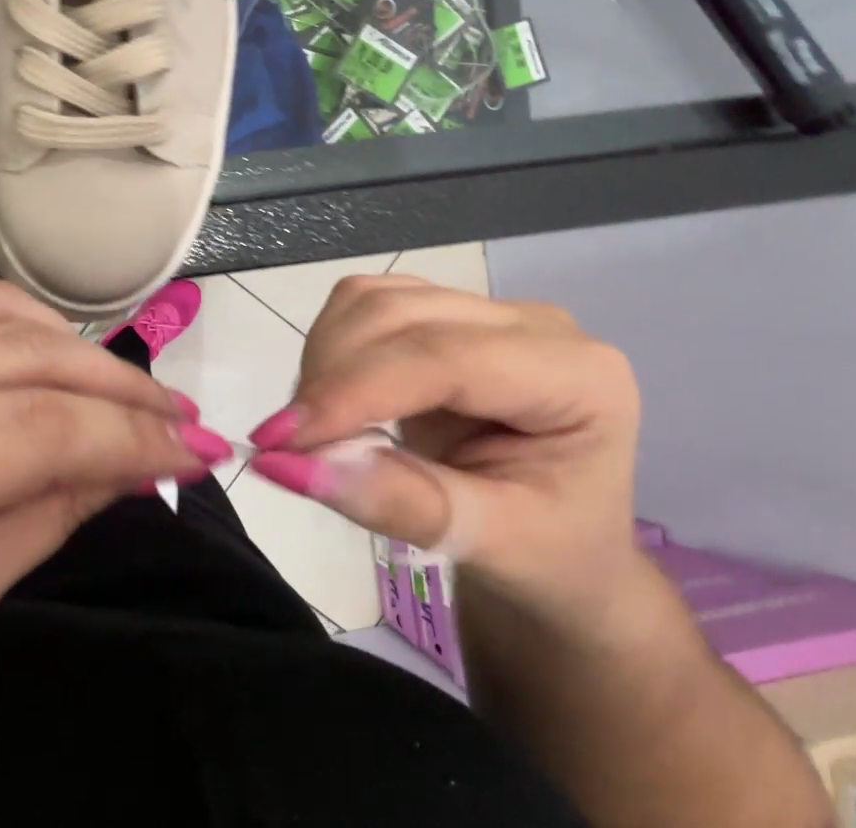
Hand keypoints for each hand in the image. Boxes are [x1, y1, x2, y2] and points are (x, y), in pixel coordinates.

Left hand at [0, 275, 232, 699]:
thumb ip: (54, 510)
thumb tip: (140, 457)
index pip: (39, 428)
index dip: (130, 434)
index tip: (192, 450)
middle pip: (25, 356)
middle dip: (118, 383)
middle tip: (174, 414)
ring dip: (72, 343)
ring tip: (116, 387)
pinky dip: (13, 315)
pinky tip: (43, 350)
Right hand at [244, 275, 641, 613]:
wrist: (562, 546)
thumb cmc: (544, 554)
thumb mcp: (482, 543)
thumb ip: (393, 500)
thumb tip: (284, 464)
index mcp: (577, 376)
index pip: (440, 357)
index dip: (351, 391)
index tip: (278, 441)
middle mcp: (532, 325)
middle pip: (397, 314)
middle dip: (329, 377)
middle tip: (291, 448)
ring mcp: (484, 312)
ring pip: (370, 301)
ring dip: (322, 360)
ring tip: (318, 431)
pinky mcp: (442, 316)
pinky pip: (362, 306)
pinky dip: (328, 350)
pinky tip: (335, 402)